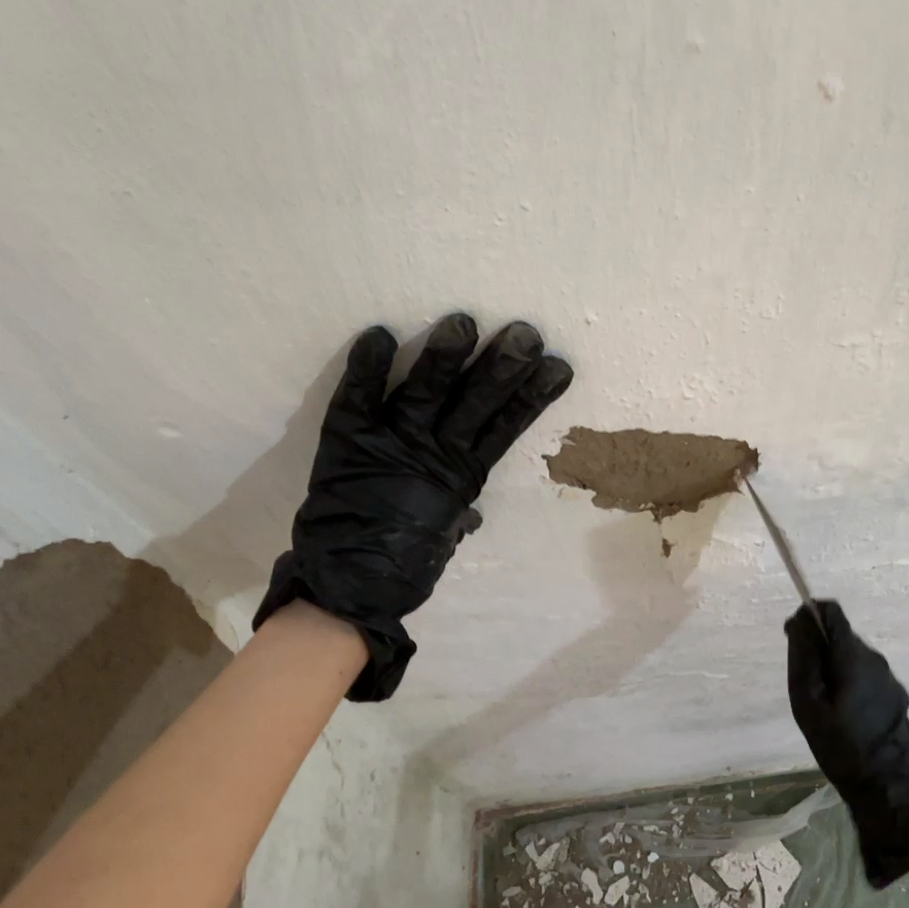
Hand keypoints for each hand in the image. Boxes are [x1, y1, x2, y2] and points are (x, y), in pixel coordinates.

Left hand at [256, 315, 572, 700]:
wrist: (352, 586)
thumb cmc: (406, 562)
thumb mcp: (447, 531)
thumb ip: (459, 504)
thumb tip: (470, 503)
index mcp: (462, 474)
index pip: (506, 426)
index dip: (532, 396)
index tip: (558, 365)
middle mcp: (435, 452)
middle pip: (475, 402)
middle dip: (500, 366)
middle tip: (523, 333)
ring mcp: (394, 445)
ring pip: (426, 392)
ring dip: (445, 357)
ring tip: (464, 322)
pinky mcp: (350, 443)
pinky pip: (358, 398)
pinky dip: (369, 368)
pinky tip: (382, 335)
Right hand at [786, 601, 908, 886]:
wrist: (888, 786)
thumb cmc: (840, 745)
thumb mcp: (808, 703)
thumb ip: (803, 658)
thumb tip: (798, 619)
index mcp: (853, 656)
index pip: (830, 611)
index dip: (808, 617)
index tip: (794, 641)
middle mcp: (874, 658)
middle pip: (839, 635)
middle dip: (818, 649)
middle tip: (805, 686)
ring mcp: (887, 676)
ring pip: (851, 656)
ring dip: (833, 669)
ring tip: (824, 707)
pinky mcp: (894, 694)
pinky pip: (864, 675)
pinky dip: (848, 683)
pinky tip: (844, 715)